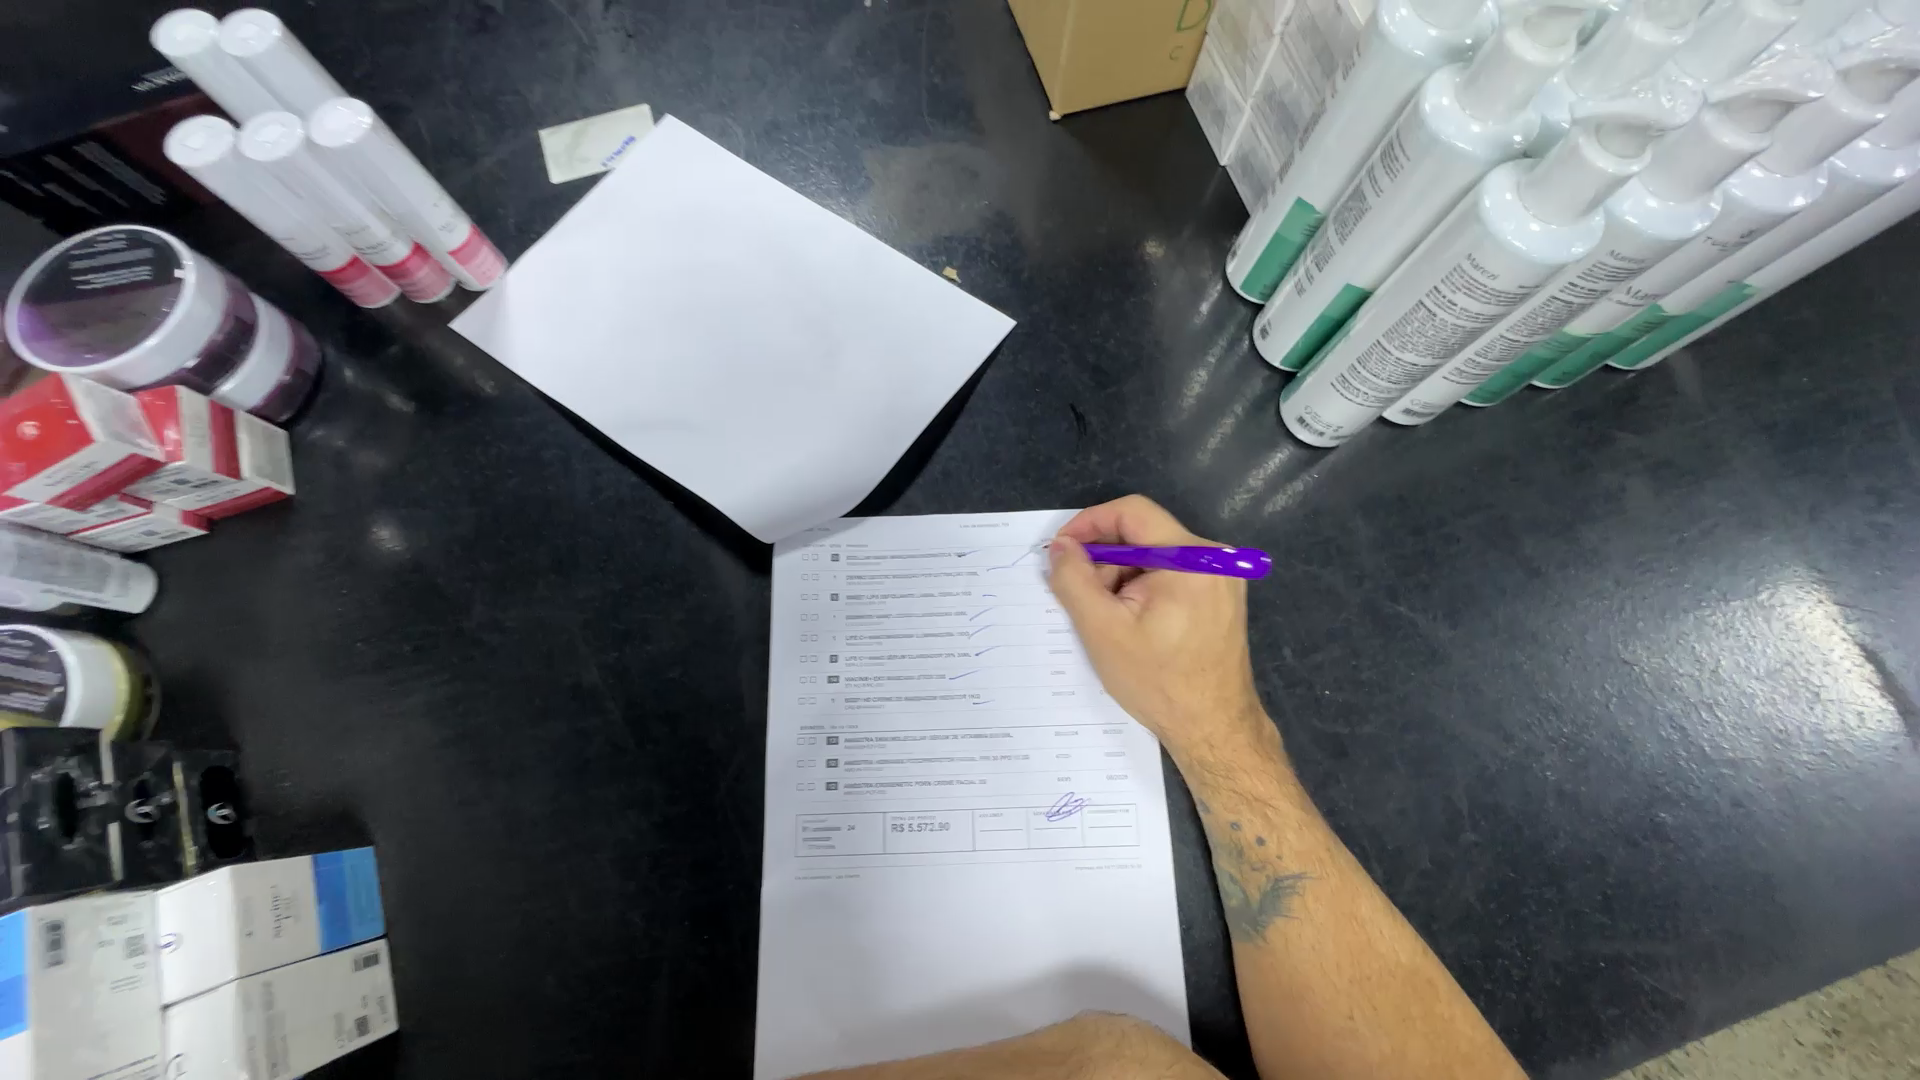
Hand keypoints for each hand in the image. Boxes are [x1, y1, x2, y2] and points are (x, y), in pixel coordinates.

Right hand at [1046, 495, 1271, 765]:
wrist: (1214, 730)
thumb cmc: (1157, 681)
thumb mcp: (1102, 629)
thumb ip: (1074, 579)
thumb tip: (1060, 546)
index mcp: (1191, 558)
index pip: (1132, 512)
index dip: (1089, 523)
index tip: (1061, 549)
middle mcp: (1214, 559)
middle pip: (1143, 535)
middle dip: (1104, 560)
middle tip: (1079, 596)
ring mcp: (1221, 578)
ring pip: (1154, 557)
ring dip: (1121, 578)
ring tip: (1106, 619)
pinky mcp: (1221, 597)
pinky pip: (1171, 576)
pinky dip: (1142, 590)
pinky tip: (1129, 623)